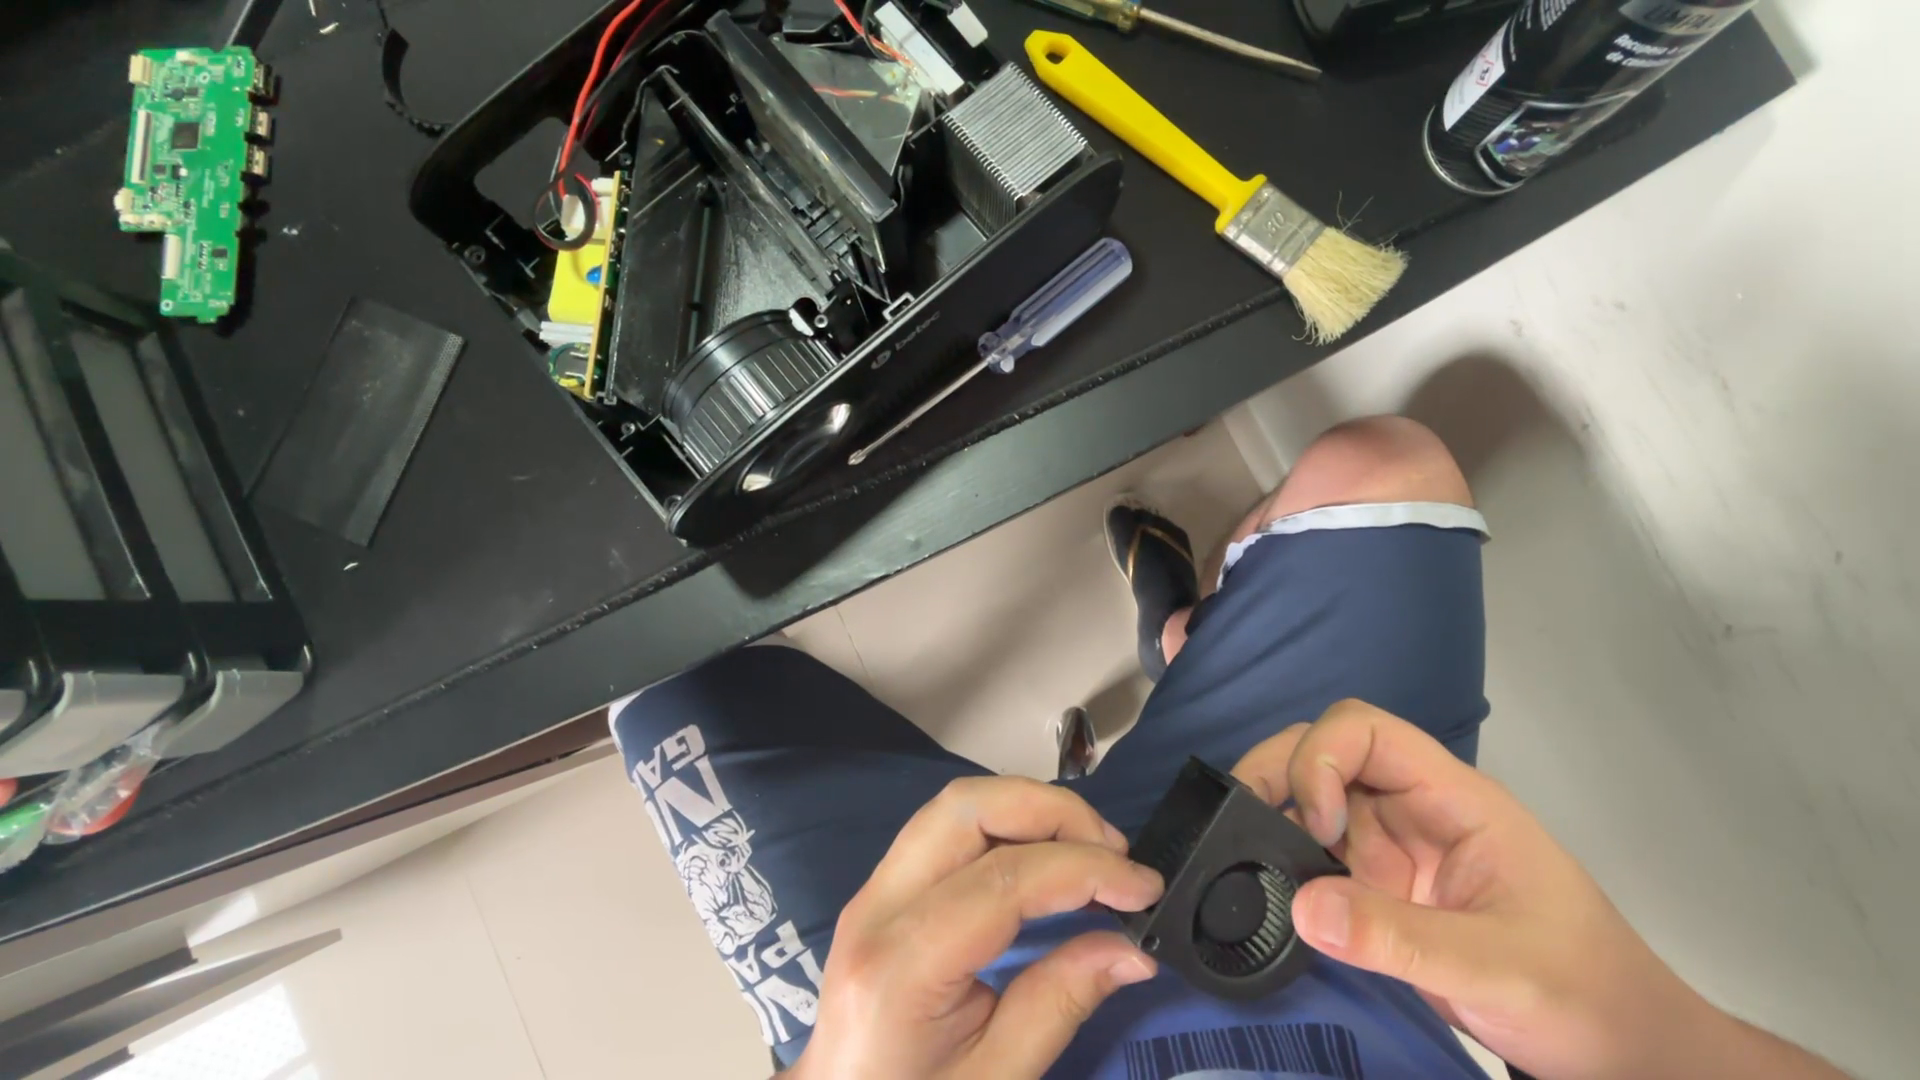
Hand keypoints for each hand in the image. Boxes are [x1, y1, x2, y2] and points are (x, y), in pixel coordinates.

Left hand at [786, 777, 1163, 1079]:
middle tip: (1114, 852)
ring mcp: (872, 889)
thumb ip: (1060, 1003)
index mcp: (901, 965)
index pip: (1002, 879)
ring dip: (1030, 810)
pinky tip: (1046, 857)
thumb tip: (1133, 948)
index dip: (1083, 869)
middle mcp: (877, 906)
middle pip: (966, 808)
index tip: (1144, 886)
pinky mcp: (882, 886)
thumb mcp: (996, 1079)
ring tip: (1090, 850)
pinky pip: (947, 829)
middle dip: (1052, 811)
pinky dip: (1006, 825)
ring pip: (955, 805)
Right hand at [1231, 700, 1842, 1079]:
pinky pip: (1309, 859)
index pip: (1365, 730)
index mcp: (1450, 799)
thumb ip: (1400, 937)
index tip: (1315, 826)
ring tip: (1236, 864)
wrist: (1620, 1054)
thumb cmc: (1584, 994)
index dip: (1323, 757)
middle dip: (1274, 777)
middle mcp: (1408, 811)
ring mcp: (1386, 850)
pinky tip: (1258, 895)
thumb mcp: (1500, 969)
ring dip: (1266, 820)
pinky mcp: (1371, 890)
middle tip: (1238, 830)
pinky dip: (1275, 866)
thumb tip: (1299, 906)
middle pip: (1322, 753)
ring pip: (1306, 802)